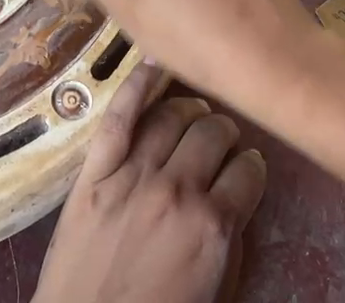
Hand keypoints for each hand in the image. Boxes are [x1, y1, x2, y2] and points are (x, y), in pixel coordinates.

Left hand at [31, 61, 266, 302]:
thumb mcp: (214, 292)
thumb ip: (227, 243)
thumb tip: (232, 203)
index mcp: (213, 226)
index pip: (248, 173)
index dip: (252, 167)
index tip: (249, 165)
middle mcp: (176, 190)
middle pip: (212, 135)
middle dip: (225, 132)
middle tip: (223, 136)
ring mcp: (131, 176)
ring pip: (170, 119)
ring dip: (190, 109)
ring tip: (195, 111)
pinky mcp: (93, 174)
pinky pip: (117, 118)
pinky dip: (135, 85)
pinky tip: (152, 65)